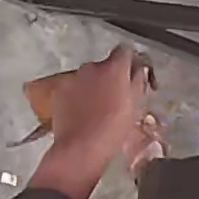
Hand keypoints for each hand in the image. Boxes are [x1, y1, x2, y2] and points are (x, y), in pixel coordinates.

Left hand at [26, 46, 151, 198]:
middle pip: (106, 65)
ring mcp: (73, 77)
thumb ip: (138, 81)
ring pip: (89, 77)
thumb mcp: (135, 105)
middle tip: (117, 98)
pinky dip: (79, 95)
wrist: (80, 148)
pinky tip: (83, 113)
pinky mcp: (59, 90)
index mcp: (114, 68)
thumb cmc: (113, 129)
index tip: (133, 75)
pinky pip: (74, 87)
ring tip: (98, 109)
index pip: (125, 50)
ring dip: (95, 87)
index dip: (130, 60)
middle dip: (112, 78)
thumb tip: (138, 69)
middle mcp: (92, 67)